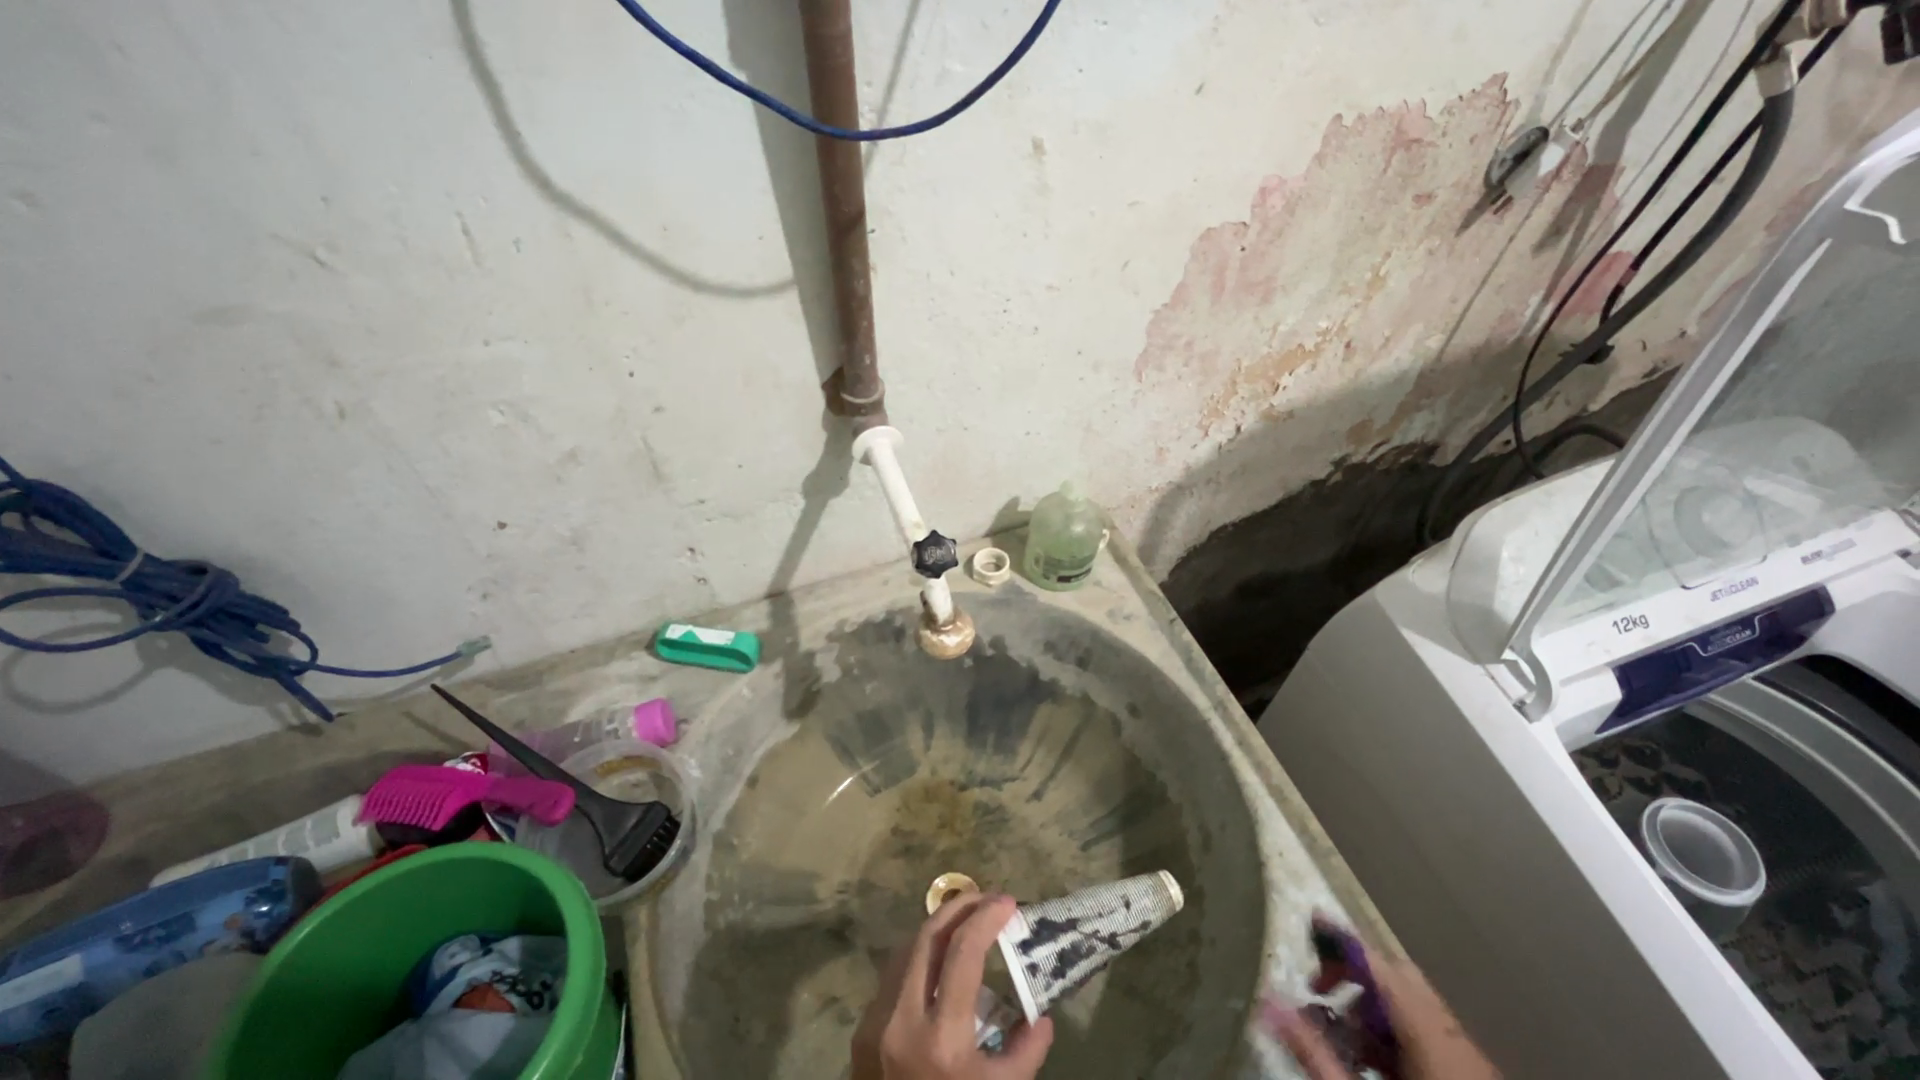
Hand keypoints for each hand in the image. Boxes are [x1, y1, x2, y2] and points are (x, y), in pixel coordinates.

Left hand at [851, 893, 1055, 1079]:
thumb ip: (1027, 1052)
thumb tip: (1040, 1016)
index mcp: (943, 1039)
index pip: (963, 954)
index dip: (986, 918)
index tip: (1008, 903)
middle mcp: (903, 1020)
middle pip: (927, 938)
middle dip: (959, 908)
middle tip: (987, 899)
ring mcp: (876, 1022)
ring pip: (905, 952)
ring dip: (936, 929)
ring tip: (966, 923)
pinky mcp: (862, 1029)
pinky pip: (892, 977)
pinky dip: (918, 959)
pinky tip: (938, 964)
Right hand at [1264, 923, 1499, 1079]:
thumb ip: (1313, 1052)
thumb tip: (1267, 1004)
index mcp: (1428, 1037)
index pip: (1381, 966)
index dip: (1345, 942)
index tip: (1311, 922)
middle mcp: (1453, 1038)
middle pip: (1402, 980)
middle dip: (1356, 977)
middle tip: (1318, 994)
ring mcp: (1468, 1060)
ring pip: (1417, 1008)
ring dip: (1374, 1009)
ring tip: (1341, 1036)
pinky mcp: (1469, 1075)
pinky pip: (1429, 1034)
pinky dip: (1394, 1034)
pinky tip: (1372, 1065)